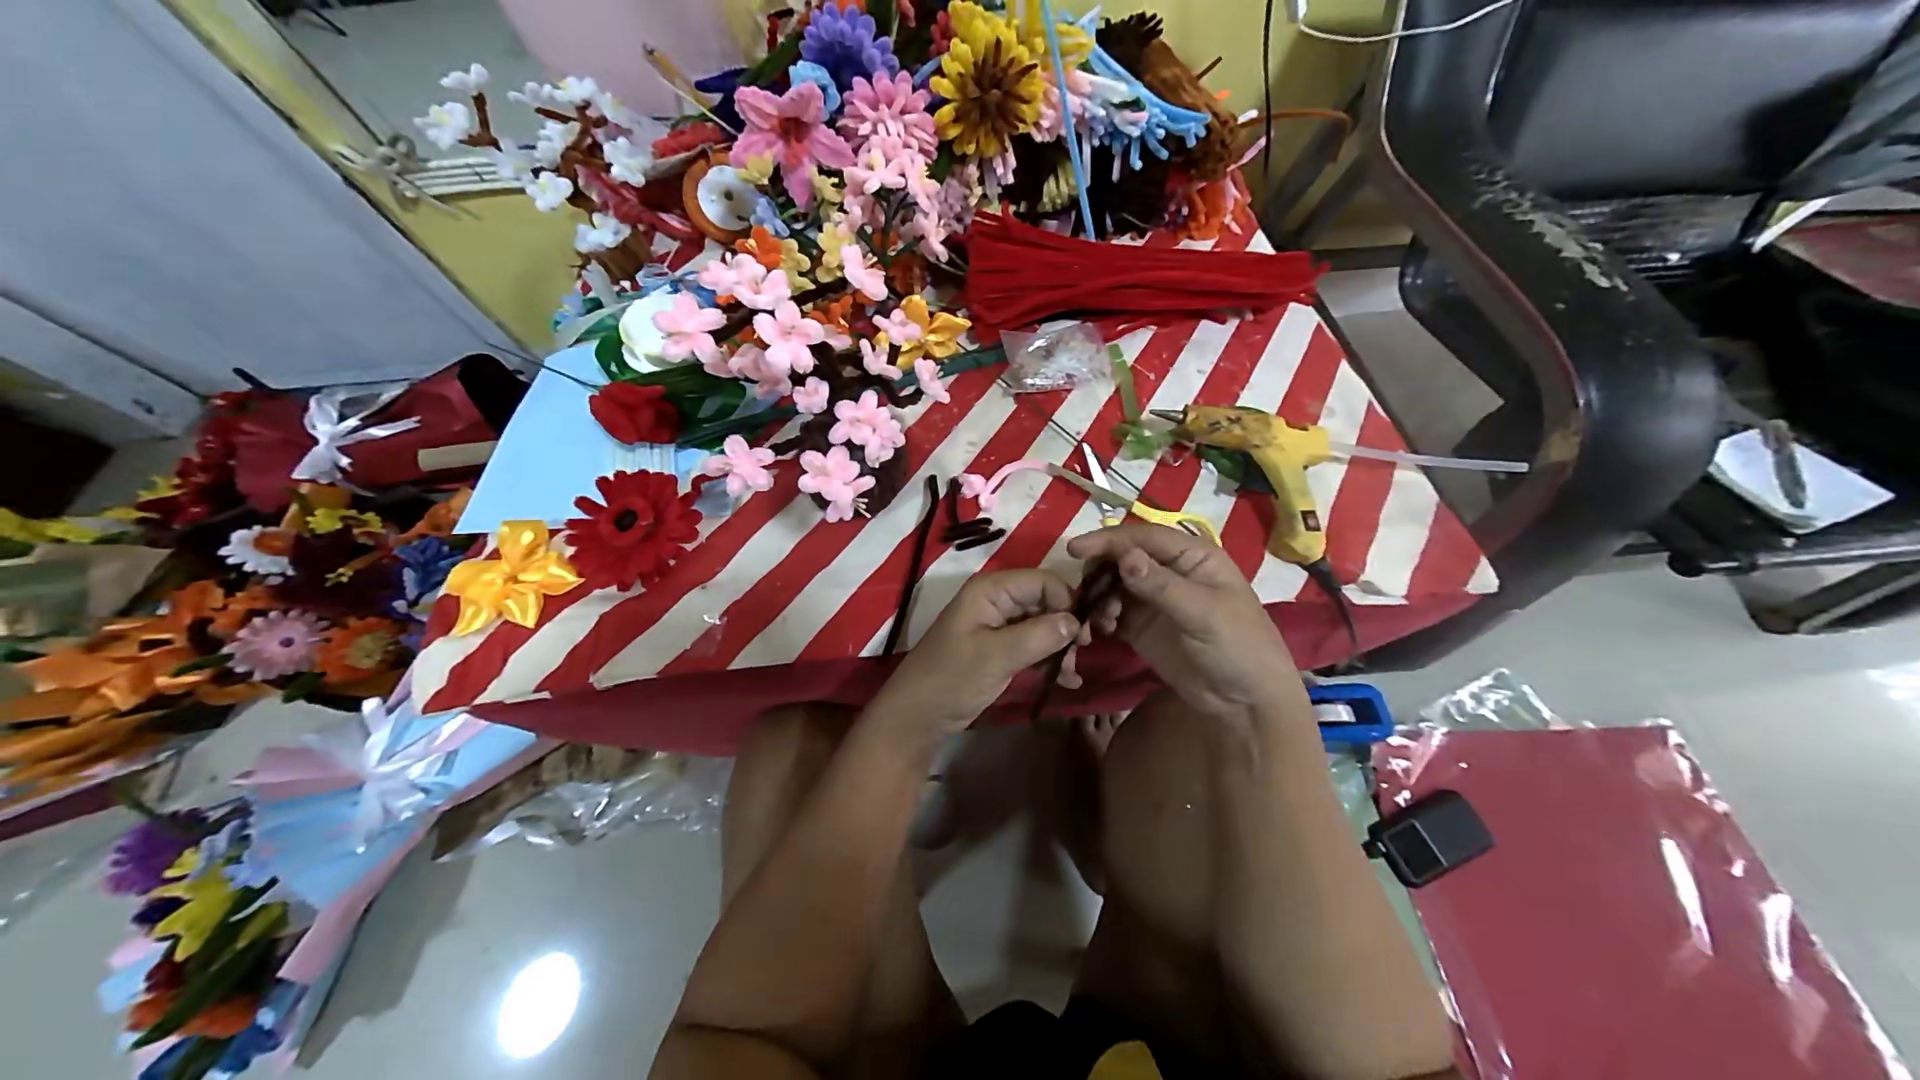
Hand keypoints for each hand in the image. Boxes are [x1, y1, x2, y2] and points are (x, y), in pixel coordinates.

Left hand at [873, 569, 1086, 733]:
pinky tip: (1066, 680)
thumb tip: (1076, 622)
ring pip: (1041, 624)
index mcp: (990, 590)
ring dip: (1059, 646)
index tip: (1084, 633)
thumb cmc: (953, 678)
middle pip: (1044, 601)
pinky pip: (1032, 644)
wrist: (917, 715)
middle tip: (1081, 654)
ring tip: (1070, 673)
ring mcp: (996, 625)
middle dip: (1065, 626)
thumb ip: (1040, 635)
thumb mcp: (998, 656)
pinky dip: (1048, 659)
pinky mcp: (998, 649)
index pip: (1042, 581)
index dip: (1067, 601)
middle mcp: (995, 600)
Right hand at [1067, 525, 1301, 720]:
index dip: (1108, 541)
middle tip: (1082, 591)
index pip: (1143, 538)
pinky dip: (1101, 617)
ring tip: (1102, 619)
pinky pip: (1112, 612)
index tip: (1074, 550)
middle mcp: (1170, 571)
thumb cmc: (1238, 647)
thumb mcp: (1201, 613)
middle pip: (1124, 558)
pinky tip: (1102, 630)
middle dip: (1100, 570)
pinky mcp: (1142, 627)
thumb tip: (1123, 557)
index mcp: (1192, 556)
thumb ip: (1160, 585)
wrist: (1246, 703)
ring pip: (1114, 584)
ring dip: (1100, 596)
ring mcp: (1154, 600)